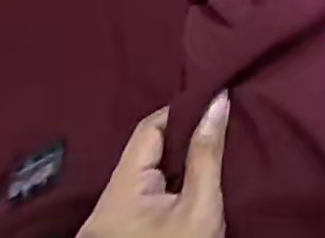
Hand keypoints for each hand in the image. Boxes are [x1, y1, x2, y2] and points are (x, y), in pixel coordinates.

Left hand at [78, 94, 229, 237]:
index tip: (217, 99)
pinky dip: (170, 177)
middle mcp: (104, 205)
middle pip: (145, 149)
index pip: (149, 128)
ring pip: (145, 170)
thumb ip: (207, 151)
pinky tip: (194, 173)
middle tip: (220, 119)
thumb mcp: (200, 205)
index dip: (183, 109)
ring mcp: (106, 224)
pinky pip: (143, 191)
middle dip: (184, 132)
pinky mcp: (115, 235)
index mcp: (119, 194)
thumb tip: (218, 100)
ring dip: (178, 155)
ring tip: (212, 142)